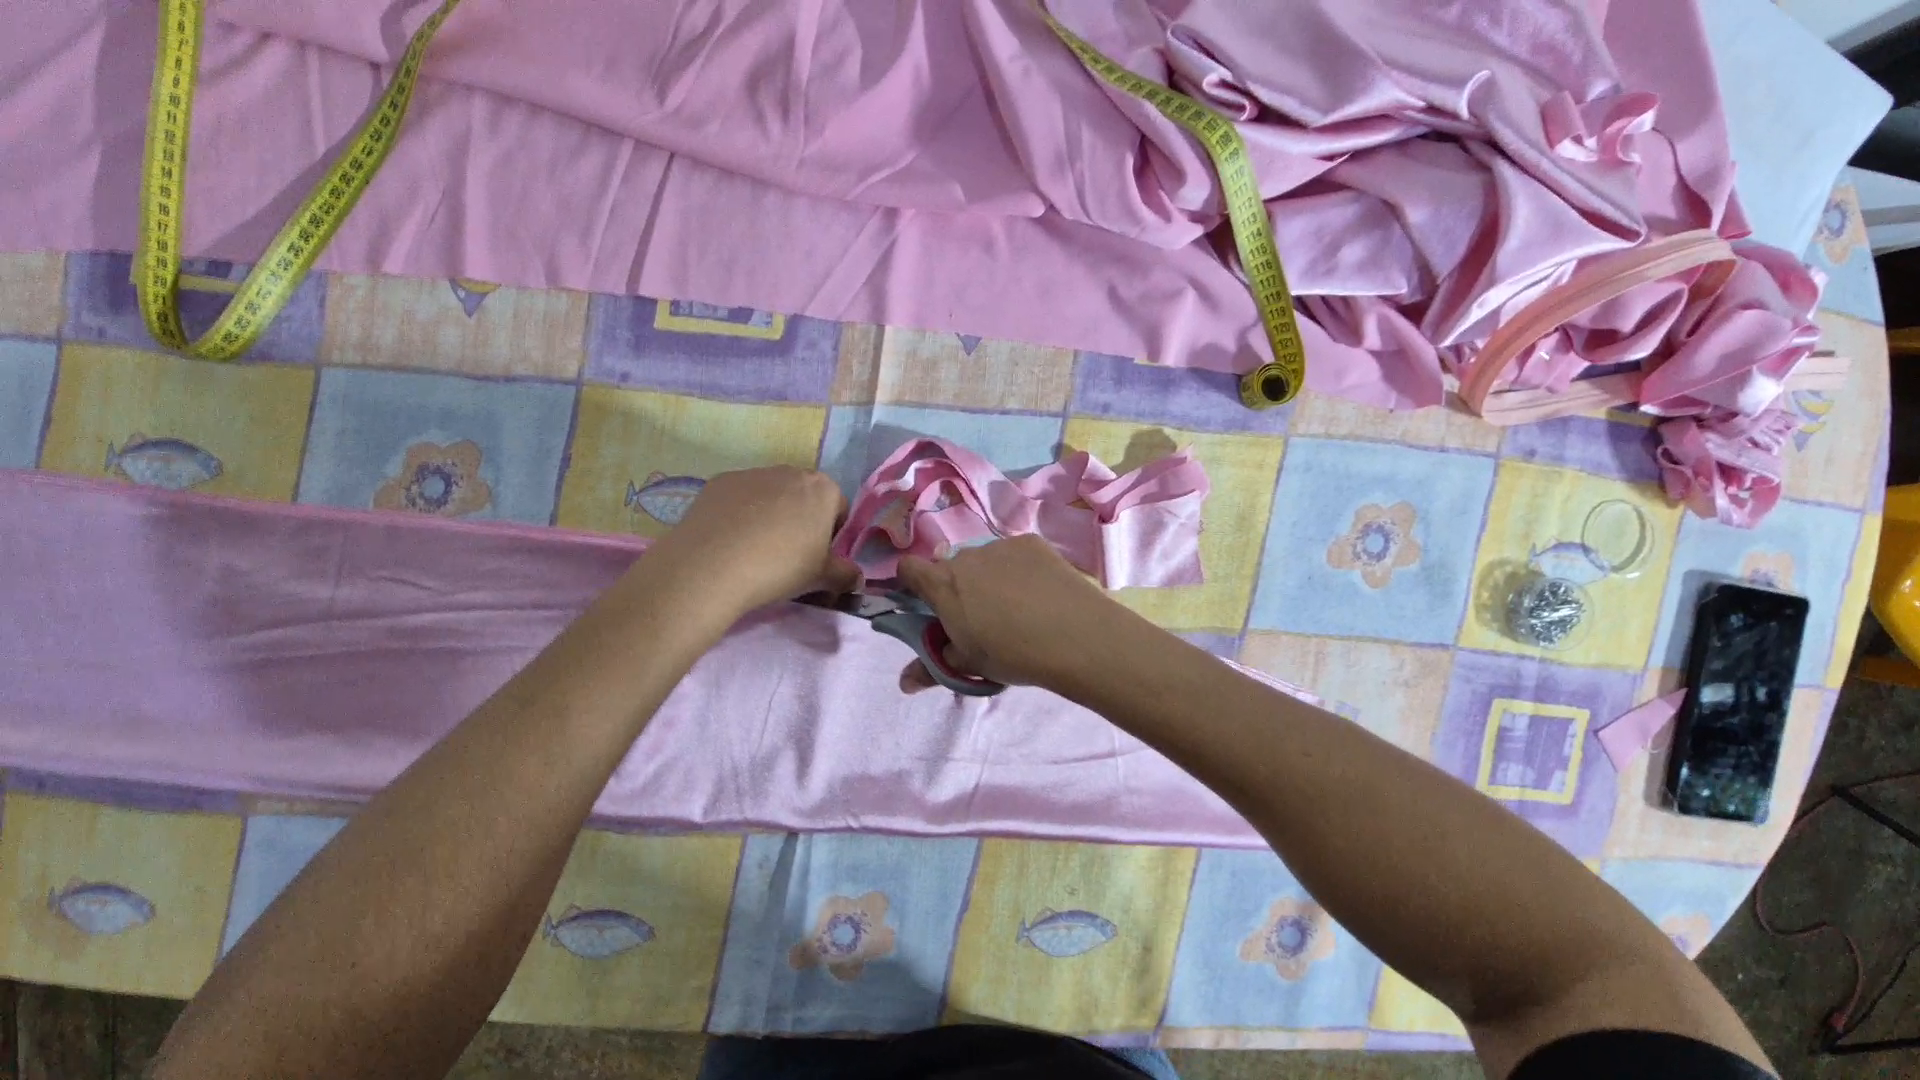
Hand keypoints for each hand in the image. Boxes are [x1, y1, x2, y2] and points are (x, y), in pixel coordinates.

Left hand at [645, 467, 861, 617]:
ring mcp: (752, 473)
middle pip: (803, 496)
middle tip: (787, 553)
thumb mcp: (821, 577)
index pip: (838, 508)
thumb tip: (858, 578)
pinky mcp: (719, 481)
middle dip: (800, 519)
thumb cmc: (780, 568)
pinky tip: (729, 540)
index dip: (831, 534)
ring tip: (753, 548)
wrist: (712, 565)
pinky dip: (739, 513)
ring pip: (770, 494)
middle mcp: (790, 471)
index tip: (817, 557)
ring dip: (769, 514)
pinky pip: (739, 497)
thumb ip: (845, 575)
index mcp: (822, 489)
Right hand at [895, 534, 1132, 693]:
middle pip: (950, 566)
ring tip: (1016, 606)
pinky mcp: (1031, 542)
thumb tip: (904, 683)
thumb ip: (932, 668)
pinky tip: (1039, 592)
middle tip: (979, 617)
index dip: (911, 584)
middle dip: (957, 587)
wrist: (1075, 634)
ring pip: (984, 559)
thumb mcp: (969, 665)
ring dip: (988, 576)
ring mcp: (1000, 546)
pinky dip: (1019, 568)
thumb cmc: (1012, 653)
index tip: (926, 604)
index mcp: (943, 585)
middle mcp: (966, 557)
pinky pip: (1014, 554)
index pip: (908, 569)